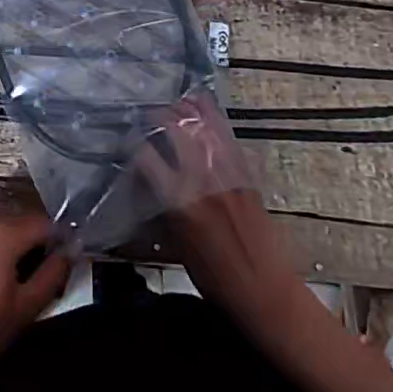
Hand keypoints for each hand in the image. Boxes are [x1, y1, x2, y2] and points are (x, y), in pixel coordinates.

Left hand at [0, 190, 70, 391]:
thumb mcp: (25, 307)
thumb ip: (53, 274)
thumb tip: (70, 252)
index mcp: (7, 231)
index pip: (49, 223)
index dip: (65, 240)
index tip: (72, 260)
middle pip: (28, 220)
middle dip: (44, 241)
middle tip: (53, 271)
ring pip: (10, 227)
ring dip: (24, 245)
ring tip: (30, 276)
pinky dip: (5, 248)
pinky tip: (4, 277)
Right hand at [137, 95, 303, 328]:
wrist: (265, 288)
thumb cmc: (215, 278)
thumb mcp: (177, 247)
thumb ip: (161, 210)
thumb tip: (147, 185)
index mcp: (180, 202)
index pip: (147, 158)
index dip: (133, 146)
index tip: (127, 142)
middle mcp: (202, 179)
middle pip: (176, 130)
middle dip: (159, 117)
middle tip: (150, 116)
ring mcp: (227, 170)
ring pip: (204, 125)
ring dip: (188, 109)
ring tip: (177, 102)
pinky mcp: (246, 171)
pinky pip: (227, 135)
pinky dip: (214, 117)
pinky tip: (204, 108)